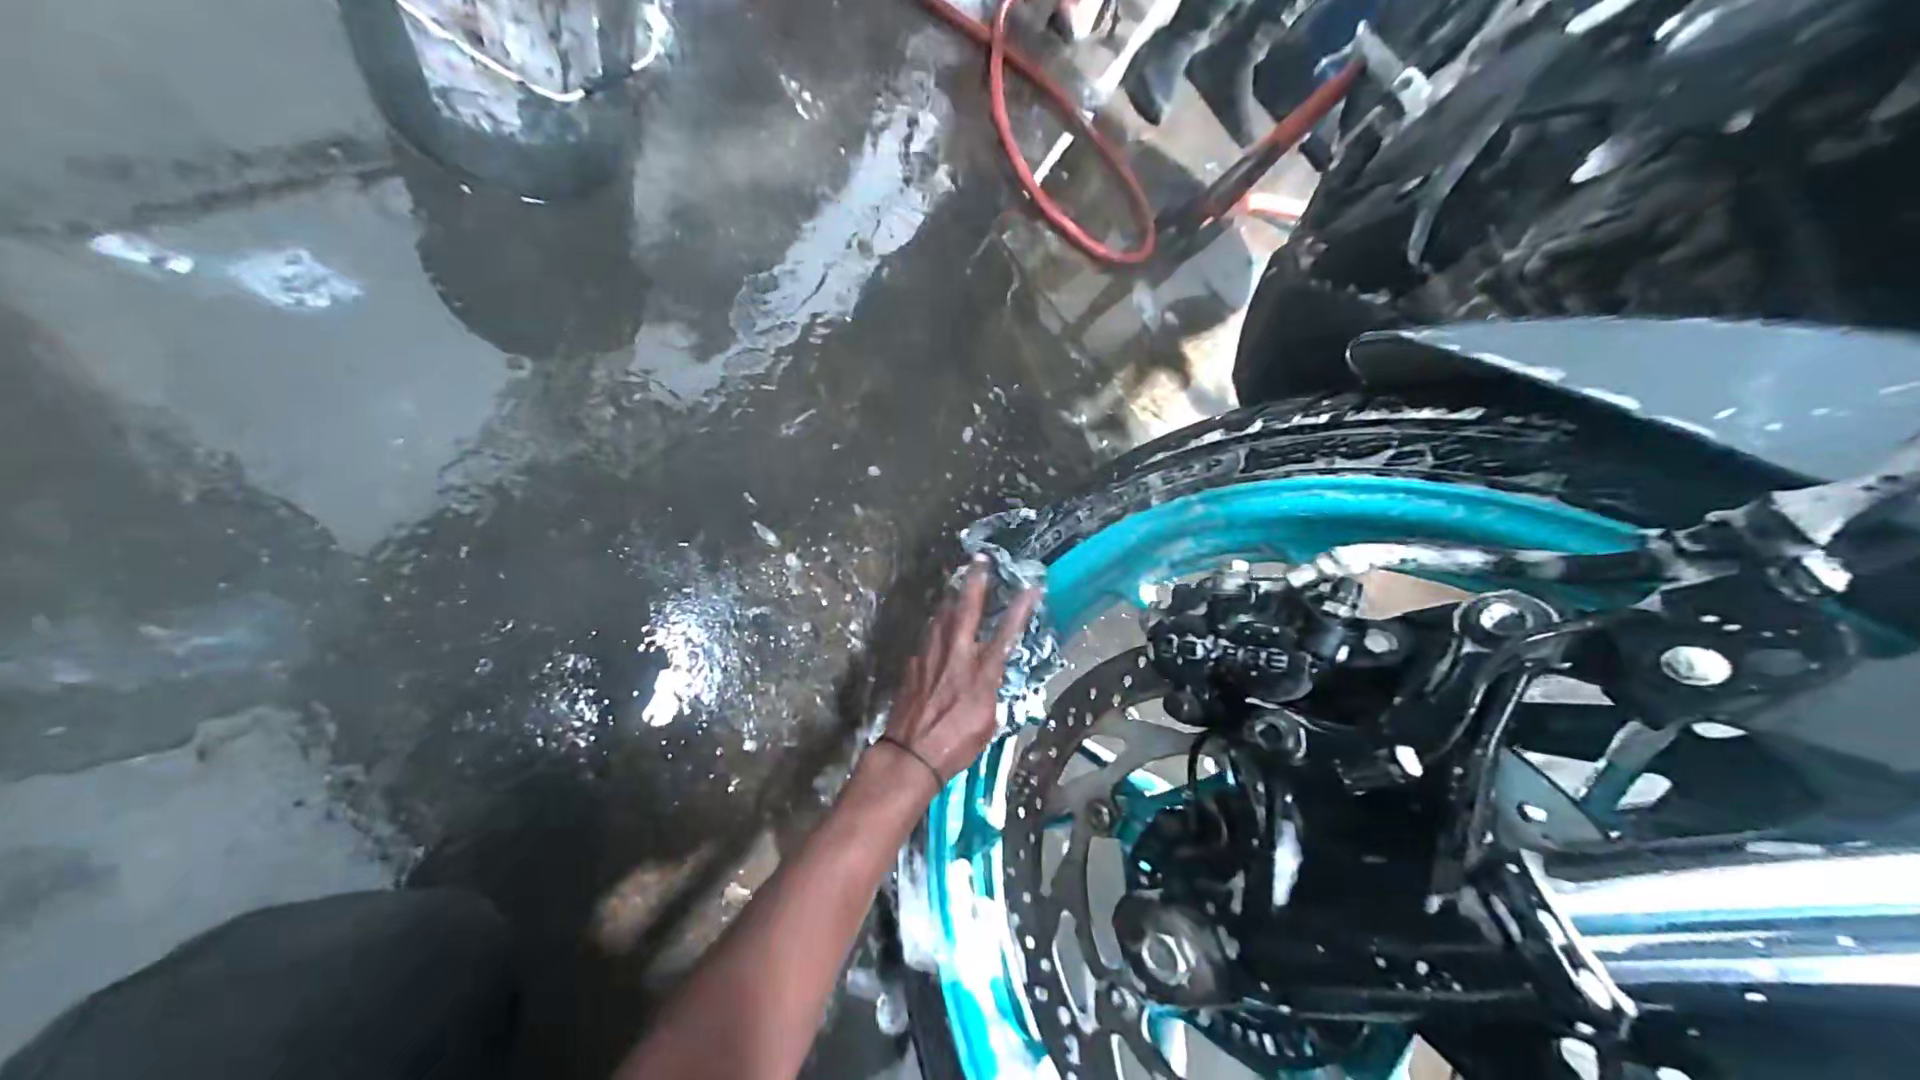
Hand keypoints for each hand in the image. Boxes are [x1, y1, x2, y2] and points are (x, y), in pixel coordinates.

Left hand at [882, 557, 1042, 784]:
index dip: (1020, 609)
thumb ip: (989, 691)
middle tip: (979, 560)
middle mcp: (956, 655)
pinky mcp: (913, 664)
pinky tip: (936, 625)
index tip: (1031, 587)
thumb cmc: (956, 744)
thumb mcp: (987, 721)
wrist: (911, 754)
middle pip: (966, 609)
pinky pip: (927, 636)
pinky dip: (935, 626)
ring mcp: (930, 656)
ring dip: (950, 598)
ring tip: (956, 585)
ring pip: (941, 617)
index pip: (1006, 633)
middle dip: (975, 582)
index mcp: (981, 671)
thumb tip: (986, 679)